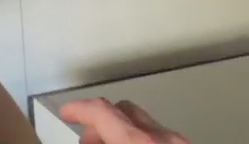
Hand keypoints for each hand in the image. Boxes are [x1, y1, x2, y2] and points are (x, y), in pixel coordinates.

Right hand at [59, 99, 188, 143]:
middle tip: (87, 139)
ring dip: (122, 131)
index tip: (66, 112)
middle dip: (101, 121)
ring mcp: (182, 142)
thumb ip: (96, 142)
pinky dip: (142, 140)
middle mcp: (162, 136)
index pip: (102, 110)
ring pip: (144, 123)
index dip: (79, 108)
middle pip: (124, 110)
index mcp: (138, 141)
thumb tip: (86, 137)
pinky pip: (160, 137)